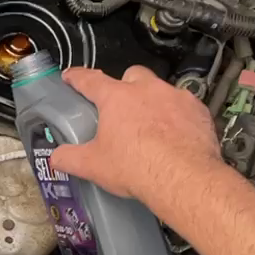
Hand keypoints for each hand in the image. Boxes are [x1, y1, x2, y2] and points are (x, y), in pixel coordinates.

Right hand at [47, 66, 227, 219]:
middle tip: (120, 109)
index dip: (77, 77)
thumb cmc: (137, 167)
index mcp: (116, 98)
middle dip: (124, 86)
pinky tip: (172, 136)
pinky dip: (176, 116)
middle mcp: (147, 90)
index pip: (90, 80)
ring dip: (152, 102)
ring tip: (149, 127)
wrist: (183, 178)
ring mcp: (175, 97)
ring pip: (159, 89)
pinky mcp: (197, 110)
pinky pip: (183, 106)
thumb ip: (69, 158)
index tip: (71, 76)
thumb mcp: (92, 166)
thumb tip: (57, 157)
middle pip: (131, 75)